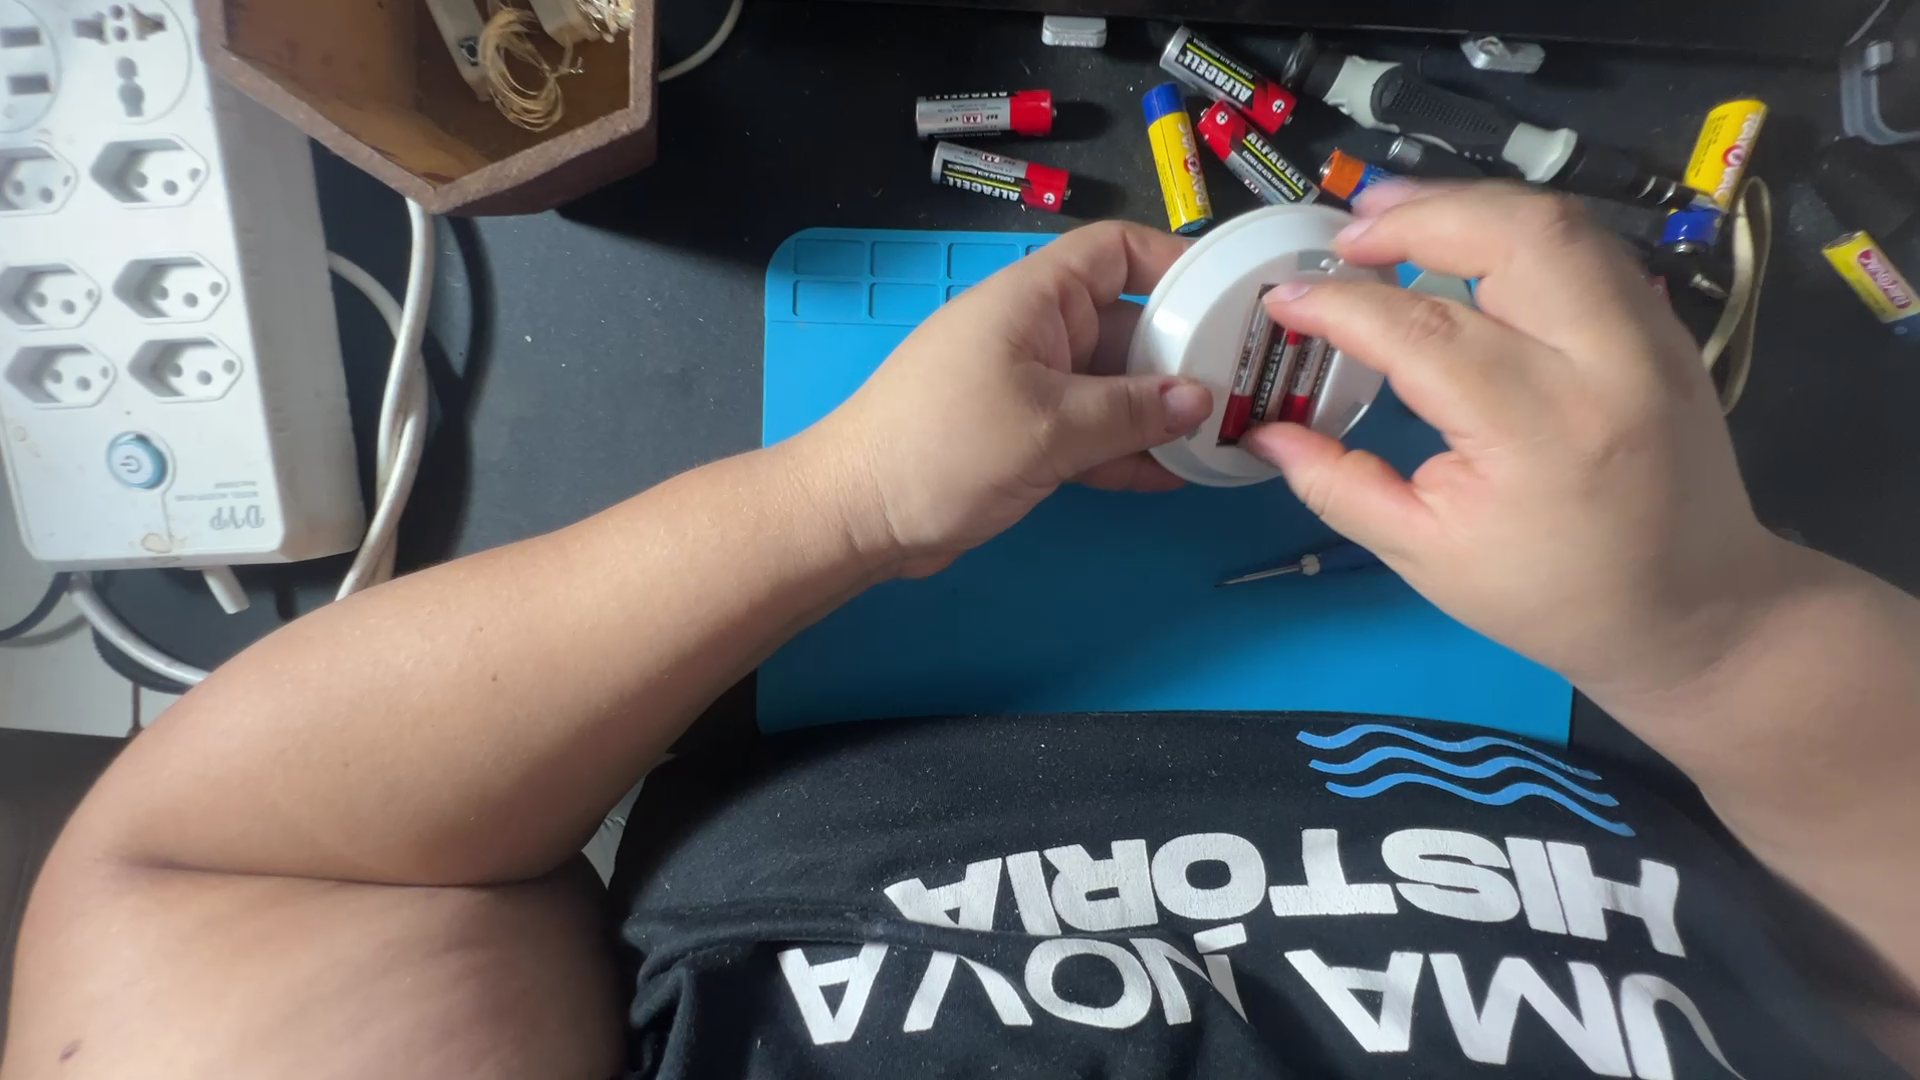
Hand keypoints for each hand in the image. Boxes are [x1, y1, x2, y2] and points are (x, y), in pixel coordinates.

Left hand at [803, 221, 1214, 577]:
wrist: (859, 516)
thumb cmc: (944, 447)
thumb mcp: (1046, 425)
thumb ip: (1127, 412)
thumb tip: (1199, 400)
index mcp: (1035, 300)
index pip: (1116, 252)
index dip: (1175, 263)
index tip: (1232, 297)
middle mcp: (1038, 336)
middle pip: (1126, 328)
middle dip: (1183, 356)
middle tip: (1249, 386)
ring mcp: (1030, 391)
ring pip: (1112, 391)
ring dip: (1160, 415)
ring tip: (1224, 438)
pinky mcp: (1025, 440)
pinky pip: (1088, 436)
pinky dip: (1124, 452)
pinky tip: (1172, 475)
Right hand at [1245, 183, 1793, 700]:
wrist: (1692, 605)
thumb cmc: (1543, 593)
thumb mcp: (1417, 553)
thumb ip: (1334, 485)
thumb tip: (1263, 433)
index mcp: (1534, 430)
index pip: (1422, 331)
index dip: (1340, 306)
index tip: (1281, 299)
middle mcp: (1605, 361)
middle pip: (1514, 237)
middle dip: (1416, 217)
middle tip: (1342, 233)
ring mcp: (1647, 333)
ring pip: (1557, 224)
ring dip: (1463, 206)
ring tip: (1386, 215)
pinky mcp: (1658, 327)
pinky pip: (1579, 247)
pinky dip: (1506, 229)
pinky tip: (1455, 241)